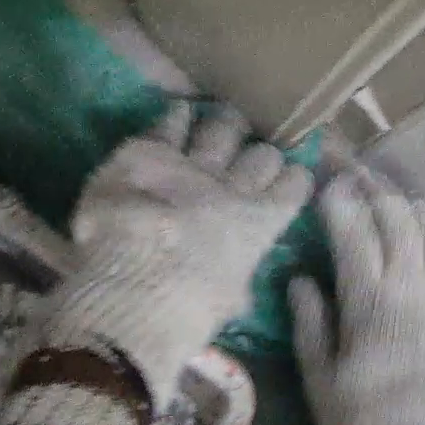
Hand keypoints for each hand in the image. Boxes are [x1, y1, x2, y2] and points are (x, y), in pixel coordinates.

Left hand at [48, 100, 310, 402]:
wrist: (131, 284)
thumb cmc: (185, 312)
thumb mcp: (224, 304)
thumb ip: (235, 283)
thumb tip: (237, 287)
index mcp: (257, 224)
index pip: (294, 187)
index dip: (293, 181)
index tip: (291, 180)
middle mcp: (232, 186)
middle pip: (262, 155)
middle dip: (261, 156)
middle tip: (254, 156)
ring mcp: (191, 164)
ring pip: (222, 130)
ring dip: (225, 128)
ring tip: (226, 122)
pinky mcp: (149, 152)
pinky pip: (169, 125)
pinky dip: (176, 119)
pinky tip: (178, 112)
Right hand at [289, 172, 424, 424]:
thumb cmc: (358, 424)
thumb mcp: (318, 378)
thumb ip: (311, 321)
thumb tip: (301, 276)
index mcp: (369, 305)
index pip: (354, 236)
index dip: (341, 202)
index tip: (328, 180)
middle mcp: (408, 293)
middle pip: (396, 224)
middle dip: (375, 190)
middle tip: (355, 171)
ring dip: (406, 205)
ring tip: (388, 185)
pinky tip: (424, 221)